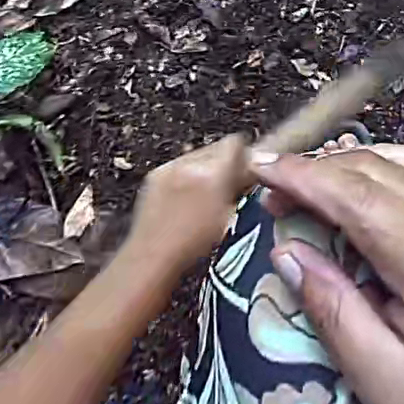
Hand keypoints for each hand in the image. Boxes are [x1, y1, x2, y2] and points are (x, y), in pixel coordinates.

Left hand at [125, 134, 249, 273]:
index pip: (236, 143)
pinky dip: (187, 174)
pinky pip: (181, 163)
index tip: (246, 170)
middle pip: (219, 146)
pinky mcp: (157, 173)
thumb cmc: (192, 247)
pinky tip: (186, 197)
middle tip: (228, 185)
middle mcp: (192, 164)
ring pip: (200, 154)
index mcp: (215, 174)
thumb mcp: (229, 216)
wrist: (151, 259)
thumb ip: (240, 183)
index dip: (243, 156)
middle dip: (226, 162)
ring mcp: (171, 167)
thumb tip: (252, 166)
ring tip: (205, 194)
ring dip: (207, 168)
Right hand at [252, 145, 403, 403]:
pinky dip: (369, 165)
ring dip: (338, 164)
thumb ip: (336, 315)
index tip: (262, 171)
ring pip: (390, 160)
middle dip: (313, 170)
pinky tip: (344, 178)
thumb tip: (288, 253)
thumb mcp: (388, 387)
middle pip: (372, 171)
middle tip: (268, 188)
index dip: (306, 178)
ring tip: (296, 186)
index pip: (361, 200)